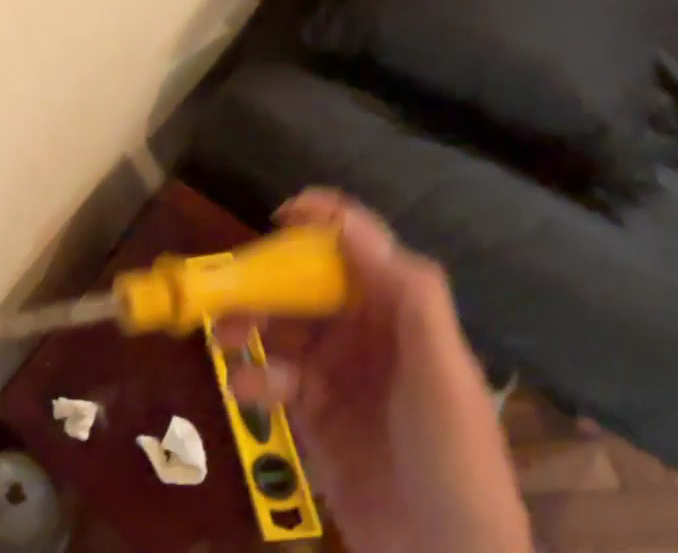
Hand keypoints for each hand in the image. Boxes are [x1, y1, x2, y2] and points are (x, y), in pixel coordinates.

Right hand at [215, 189, 531, 552]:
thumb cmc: (453, 462)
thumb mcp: (441, 377)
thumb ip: (408, 297)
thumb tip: (349, 226)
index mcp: (403, 316)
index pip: (362, 250)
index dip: (324, 223)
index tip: (280, 216)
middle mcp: (368, 334)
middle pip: (307, 283)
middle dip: (265, 279)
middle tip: (225, 288)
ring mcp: (338, 373)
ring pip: (281, 325)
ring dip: (249, 324)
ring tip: (223, 338)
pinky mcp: (313, 411)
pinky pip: (272, 376)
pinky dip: (254, 376)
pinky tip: (246, 391)